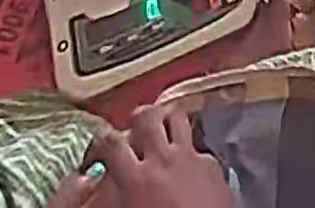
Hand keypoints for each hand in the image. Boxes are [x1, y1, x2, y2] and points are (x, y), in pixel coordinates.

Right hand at [79, 105, 235, 207]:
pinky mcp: (212, 163)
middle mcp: (162, 160)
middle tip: (136, 126)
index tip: (102, 145)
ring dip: (167, 119)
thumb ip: (122, 200)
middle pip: (147, 117)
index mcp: (137, 180)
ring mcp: (190, 156)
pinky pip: (197, 148)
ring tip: (163, 126)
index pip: (112, 144)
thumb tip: (116, 193)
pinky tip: (189, 167)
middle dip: (139, 117)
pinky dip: (190, 152)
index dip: (103, 140)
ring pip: (176, 115)